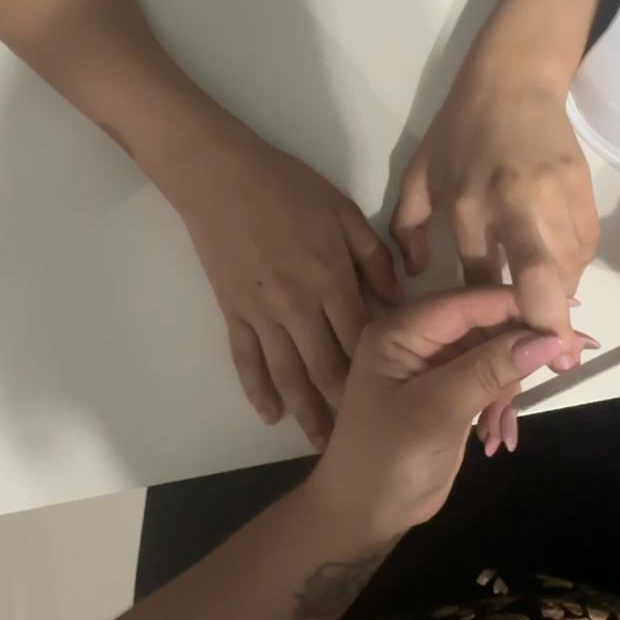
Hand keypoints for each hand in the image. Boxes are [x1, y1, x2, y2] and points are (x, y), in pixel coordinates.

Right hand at [171, 130, 404, 448]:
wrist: (220, 176)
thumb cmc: (288, 187)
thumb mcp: (343, 211)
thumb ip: (373, 257)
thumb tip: (399, 299)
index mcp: (331, 279)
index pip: (361, 338)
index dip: (379, 372)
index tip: (397, 400)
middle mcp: (298, 306)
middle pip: (326, 367)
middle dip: (345, 406)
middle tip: (363, 439)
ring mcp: (261, 314)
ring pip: (287, 373)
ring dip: (305, 410)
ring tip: (321, 443)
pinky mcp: (232, 312)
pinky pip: (245, 359)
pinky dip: (256, 390)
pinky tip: (269, 415)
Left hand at [308, 287, 567, 536]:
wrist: (361, 517)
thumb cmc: (386, 460)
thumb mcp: (438, 410)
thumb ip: (490, 369)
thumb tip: (549, 337)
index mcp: (402, 329)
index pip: (470, 301)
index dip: (519, 305)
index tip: (569, 317)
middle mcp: (417, 337)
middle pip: (486, 322)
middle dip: (524, 343)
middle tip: (572, 361)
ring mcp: (433, 365)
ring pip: (493, 350)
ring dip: (510, 382)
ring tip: (505, 423)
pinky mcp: (448, 390)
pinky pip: (488, 378)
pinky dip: (499, 402)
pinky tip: (499, 435)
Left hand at [391, 74, 597, 366]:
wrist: (515, 79)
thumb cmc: (460, 128)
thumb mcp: (419, 172)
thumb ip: (407, 225)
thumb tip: (413, 275)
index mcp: (467, 204)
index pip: (483, 277)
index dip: (494, 320)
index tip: (505, 354)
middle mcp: (514, 204)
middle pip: (539, 277)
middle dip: (550, 325)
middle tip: (560, 361)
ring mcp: (554, 195)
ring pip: (569, 265)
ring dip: (563, 299)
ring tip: (554, 321)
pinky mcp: (583, 188)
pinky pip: (586, 245)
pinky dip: (576, 268)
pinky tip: (561, 277)